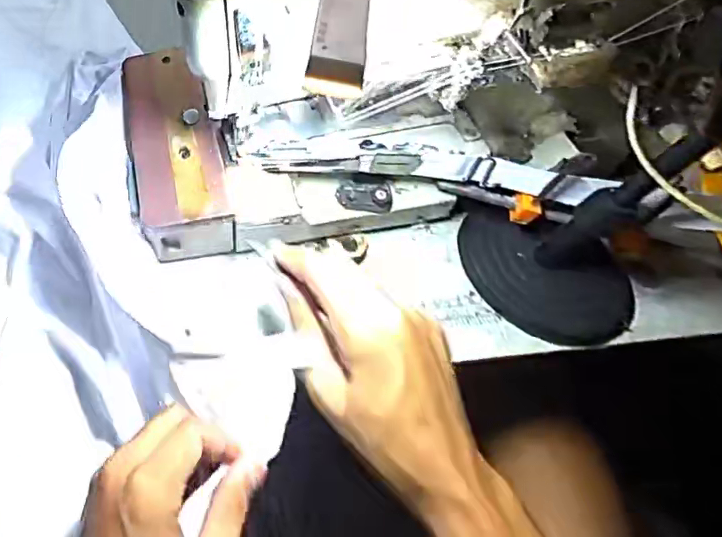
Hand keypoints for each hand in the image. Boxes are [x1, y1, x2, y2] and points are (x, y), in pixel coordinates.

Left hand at [83, 404, 263, 536]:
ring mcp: (99, 484)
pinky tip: (179, 491)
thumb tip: (252, 465)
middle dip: (202, 437)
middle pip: (166, 420)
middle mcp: (115, 470)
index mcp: (144, 483)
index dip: (224, 441)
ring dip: (180, 447)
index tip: (245, 464)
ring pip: (148, 434)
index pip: (191, 429)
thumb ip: (231, 506)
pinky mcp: (93, 499)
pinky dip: (158, 460)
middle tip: (229, 468)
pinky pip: (131, 456)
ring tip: (209, 480)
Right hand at [273, 245, 538, 536]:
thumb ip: (306, 333)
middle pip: (342, 265)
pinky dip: (359, 295)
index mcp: (368, 327)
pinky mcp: (426, 320)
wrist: (447, 468)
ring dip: (335, 278)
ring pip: (362, 275)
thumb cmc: (384, 443)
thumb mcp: (329, 394)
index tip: (274, 255)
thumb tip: (289, 293)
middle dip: (312, 265)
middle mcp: (394, 308)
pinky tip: (349, 318)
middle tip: (287, 275)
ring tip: (313, 297)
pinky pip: (382, 293)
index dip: (294, 258)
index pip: (322, 269)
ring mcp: (414, 311)